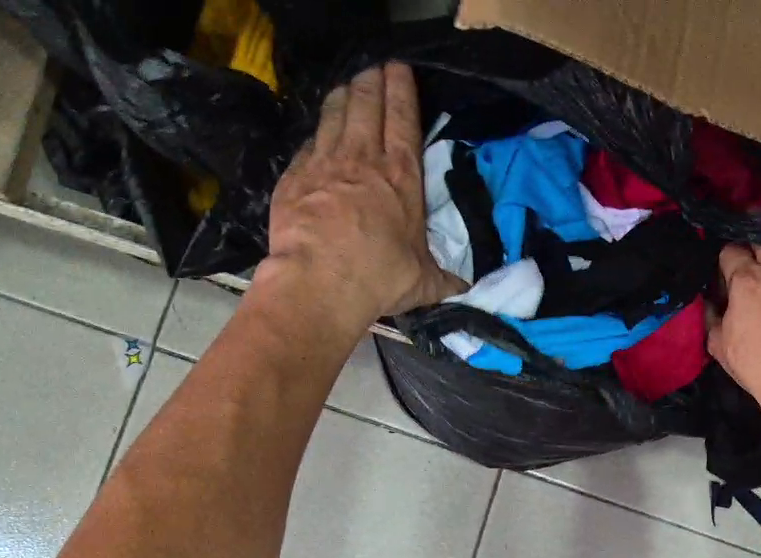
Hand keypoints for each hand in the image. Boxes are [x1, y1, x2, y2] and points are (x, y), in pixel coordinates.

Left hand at [260, 62, 464, 323]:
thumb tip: (466, 286)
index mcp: (401, 178)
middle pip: (365, 104)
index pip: (402, 118)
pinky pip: (308, 145)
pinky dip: (316, 135)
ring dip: (341, 96)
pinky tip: (318, 134)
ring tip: (346, 86)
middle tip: (374, 68)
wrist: (320, 282)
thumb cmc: (380, 278)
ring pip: (333, 115)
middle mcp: (362, 160)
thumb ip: (445, 278)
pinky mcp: (294, 177)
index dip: (401, 89)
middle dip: (371, 80)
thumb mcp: (425, 282)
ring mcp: (324, 164)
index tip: (399, 68)